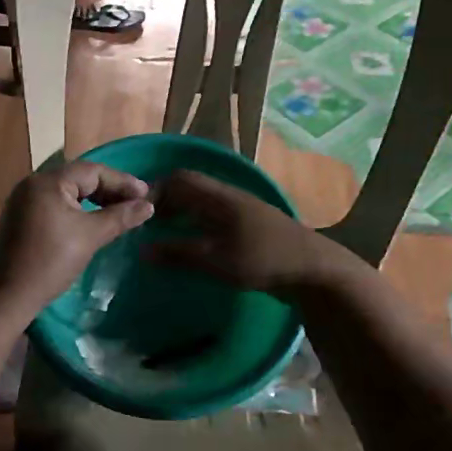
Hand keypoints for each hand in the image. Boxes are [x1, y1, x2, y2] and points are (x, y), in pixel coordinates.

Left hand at [0, 161, 154, 317]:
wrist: (5, 296)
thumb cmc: (49, 262)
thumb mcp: (90, 237)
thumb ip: (120, 217)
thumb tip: (148, 205)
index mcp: (47, 182)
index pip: (92, 170)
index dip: (122, 181)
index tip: (146, 196)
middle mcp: (32, 185)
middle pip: (78, 178)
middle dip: (109, 190)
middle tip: (136, 205)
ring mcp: (22, 202)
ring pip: (66, 193)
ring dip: (94, 201)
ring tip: (118, 214)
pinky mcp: (20, 220)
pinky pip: (54, 206)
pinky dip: (76, 211)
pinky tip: (91, 223)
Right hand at [145, 170, 351, 295]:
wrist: (314, 271)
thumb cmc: (262, 261)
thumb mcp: (215, 260)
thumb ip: (178, 253)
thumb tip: (142, 249)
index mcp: (220, 197)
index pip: (179, 179)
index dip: (154, 192)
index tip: (137, 215)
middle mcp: (229, 197)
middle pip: (189, 188)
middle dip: (164, 203)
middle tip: (145, 226)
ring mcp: (241, 210)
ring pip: (201, 202)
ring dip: (179, 214)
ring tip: (162, 235)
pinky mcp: (249, 226)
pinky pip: (212, 216)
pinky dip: (194, 224)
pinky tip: (190, 244)